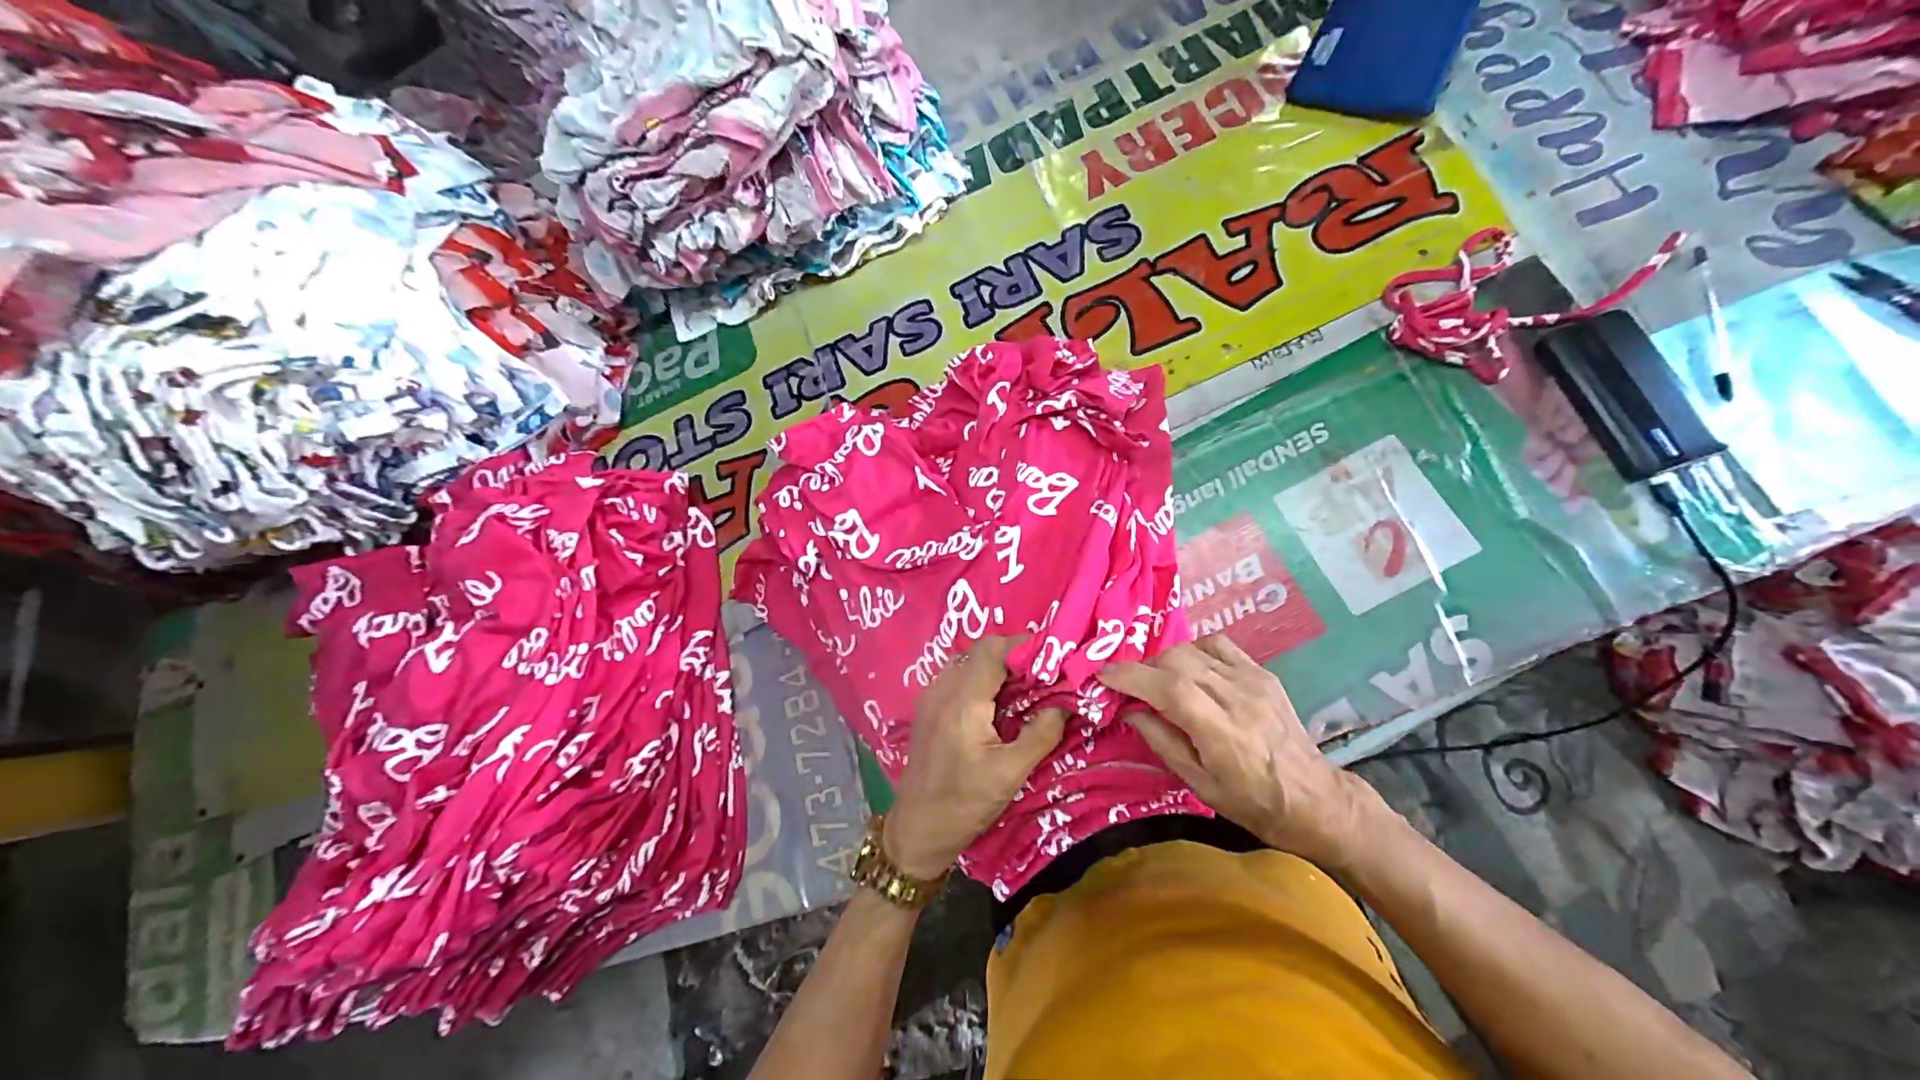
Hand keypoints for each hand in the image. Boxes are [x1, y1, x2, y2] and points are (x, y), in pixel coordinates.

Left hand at [884, 636, 1066, 879]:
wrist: (918, 828)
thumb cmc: (965, 803)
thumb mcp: (1010, 773)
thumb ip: (1041, 734)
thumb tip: (1065, 704)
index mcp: (962, 701)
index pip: (993, 649)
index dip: (1024, 646)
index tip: (1054, 657)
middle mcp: (942, 689)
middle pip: (981, 651)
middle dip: (1016, 656)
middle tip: (1047, 673)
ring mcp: (931, 696)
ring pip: (970, 661)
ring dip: (999, 666)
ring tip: (1028, 686)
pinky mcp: (929, 708)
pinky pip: (959, 677)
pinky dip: (983, 679)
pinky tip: (1002, 702)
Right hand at [1098, 634, 1388, 867]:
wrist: (1315, 799)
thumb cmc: (1252, 803)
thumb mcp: (1199, 784)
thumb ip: (1163, 741)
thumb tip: (1131, 711)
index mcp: (1222, 733)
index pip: (1169, 688)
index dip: (1131, 676)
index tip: (1103, 676)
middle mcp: (1238, 698)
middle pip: (1177, 660)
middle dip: (1143, 667)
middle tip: (1128, 684)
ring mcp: (1254, 681)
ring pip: (1195, 649)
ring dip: (1166, 659)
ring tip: (1157, 679)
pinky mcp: (1264, 674)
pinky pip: (1219, 646)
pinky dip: (1194, 651)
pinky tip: (1189, 669)